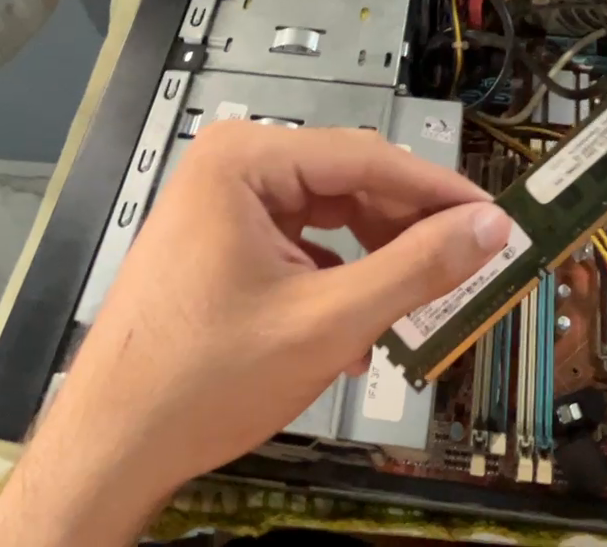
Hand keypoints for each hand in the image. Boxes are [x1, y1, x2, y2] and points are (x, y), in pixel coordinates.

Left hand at [0, 121, 511, 539]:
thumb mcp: (328, 322)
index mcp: (247, 158)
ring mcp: (225, 201)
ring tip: (418, 298)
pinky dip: (340, 274)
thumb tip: (489, 228)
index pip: (368, 159)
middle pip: (349, 182)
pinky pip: (302, 240)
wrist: (109, 449)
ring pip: (330, 213)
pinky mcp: (224, 238)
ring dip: (377, 256)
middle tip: (466, 264)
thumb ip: (417, 269)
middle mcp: (234, 164)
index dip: (440, 192)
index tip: (496, 219)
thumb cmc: (206, 379)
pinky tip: (361, 323)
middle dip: (408, 228)